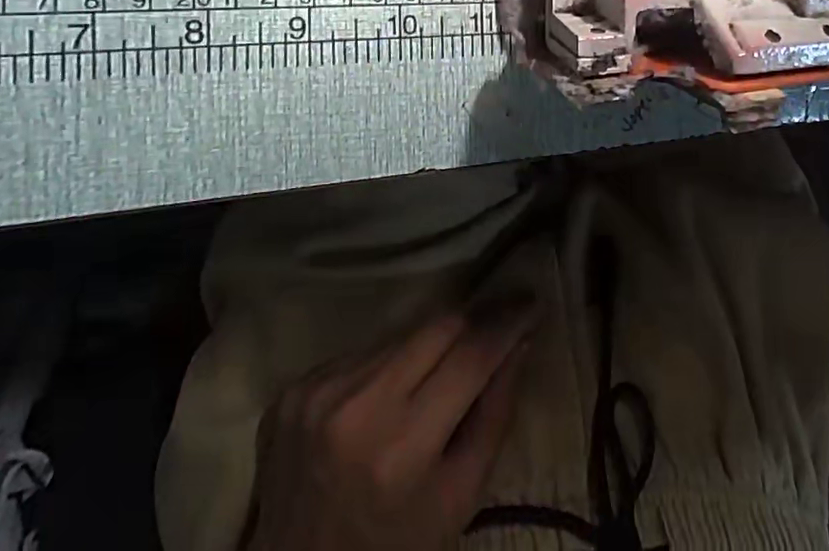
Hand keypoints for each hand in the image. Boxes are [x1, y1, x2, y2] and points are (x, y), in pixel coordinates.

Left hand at [249, 302, 536, 550]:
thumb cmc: (394, 544)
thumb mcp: (461, 497)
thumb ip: (495, 415)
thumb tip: (520, 342)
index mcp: (402, 447)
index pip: (471, 356)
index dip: (508, 323)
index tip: (533, 302)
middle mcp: (356, 406)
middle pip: (438, 327)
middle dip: (476, 321)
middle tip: (502, 319)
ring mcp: (318, 391)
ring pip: (402, 334)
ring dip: (431, 345)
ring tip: (440, 374)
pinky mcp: (295, 386)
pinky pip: (364, 351)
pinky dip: (388, 364)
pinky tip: (389, 396)